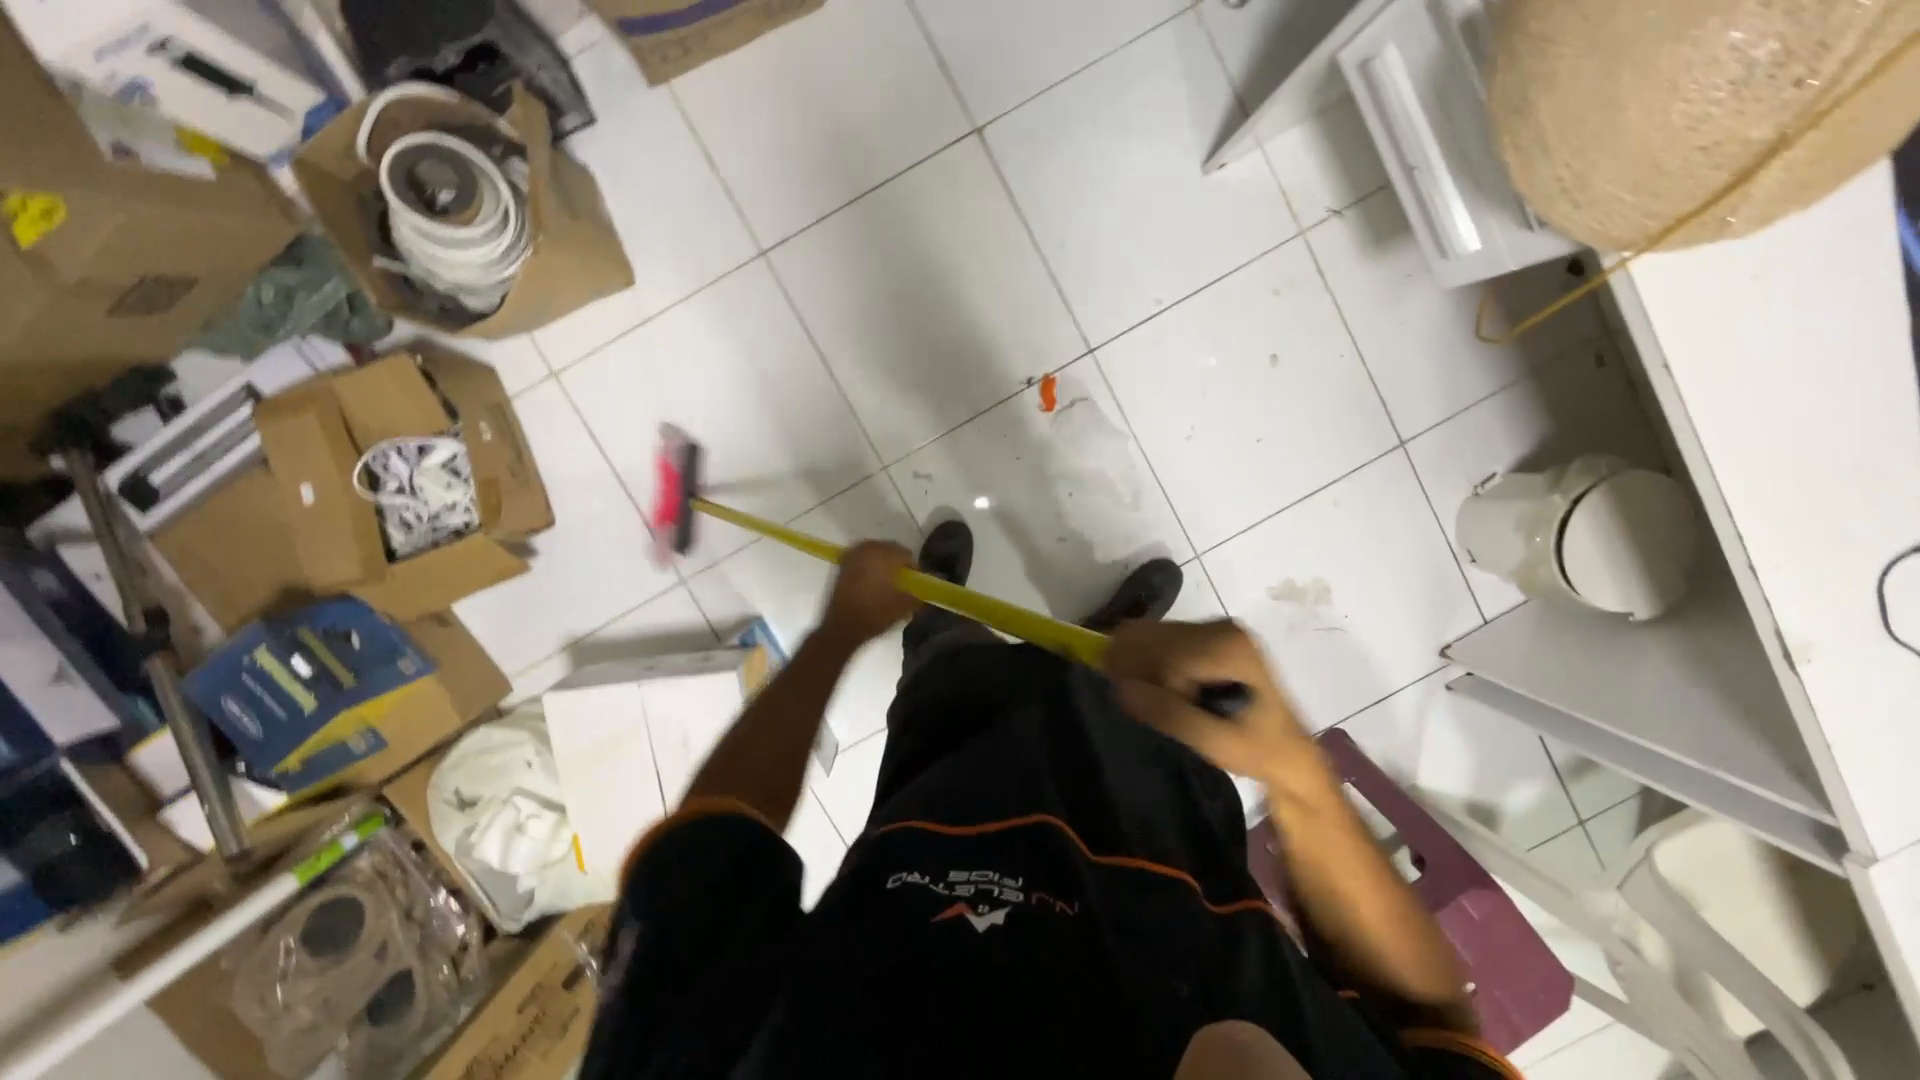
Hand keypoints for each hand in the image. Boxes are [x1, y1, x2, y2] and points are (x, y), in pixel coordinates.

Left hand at [819, 540, 919, 646]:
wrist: (843, 627)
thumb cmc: (876, 614)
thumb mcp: (904, 606)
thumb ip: (919, 594)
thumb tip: (926, 589)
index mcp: (885, 555)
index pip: (906, 554)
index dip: (913, 568)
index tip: (915, 582)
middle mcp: (868, 549)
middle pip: (890, 549)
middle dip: (898, 561)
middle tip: (902, 580)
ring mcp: (853, 555)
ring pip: (875, 551)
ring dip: (883, 561)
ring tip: (887, 580)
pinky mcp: (842, 564)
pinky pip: (862, 558)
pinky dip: (869, 564)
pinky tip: (872, 580)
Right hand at [1104, 619, 1317, 783]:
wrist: (1288, 752)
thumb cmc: (1255, 750)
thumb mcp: (1212, 742)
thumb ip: (1168, 713)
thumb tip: (1120, 687)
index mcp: (1227, 647)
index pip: (1160, 653)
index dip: (1141, 682)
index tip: (1134, 709)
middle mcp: (1220, 627)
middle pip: (1149, 635)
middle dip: (1135, 669)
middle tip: (1139, 706)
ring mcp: (1214, 629)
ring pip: (1148, 636)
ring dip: (1141, 667)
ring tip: (1158, 701)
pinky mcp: (1207, 636)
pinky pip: (1157, 641)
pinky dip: (1149, 664)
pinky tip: (1164, 690)